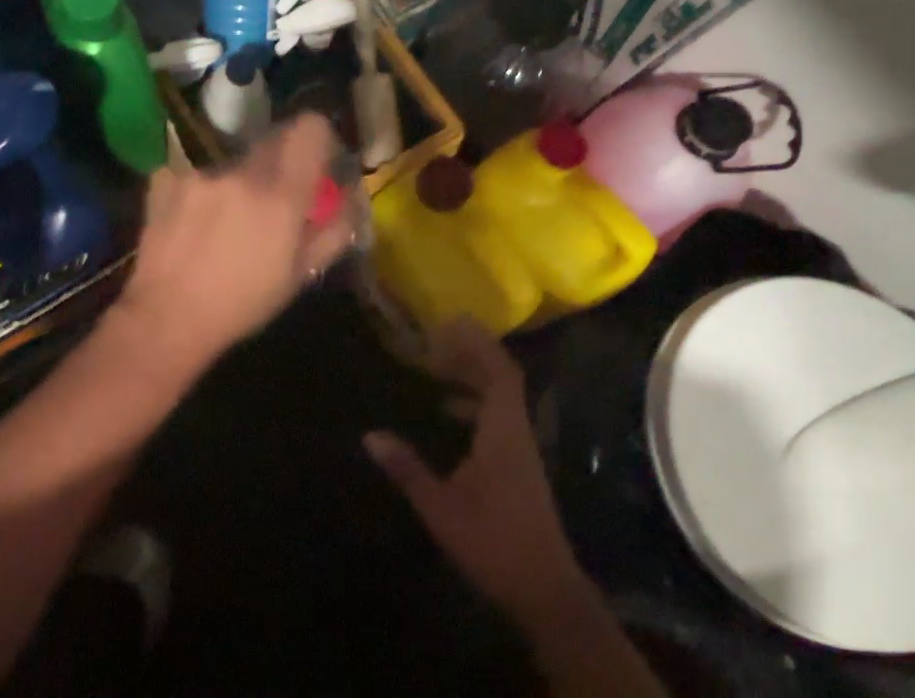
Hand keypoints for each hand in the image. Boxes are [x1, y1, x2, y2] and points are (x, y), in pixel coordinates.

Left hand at [113, 115, 352, 369]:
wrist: (167, 318)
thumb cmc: (243, 304)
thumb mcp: (300, 275)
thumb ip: (333, 230)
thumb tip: (349, 198)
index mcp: (282, 196)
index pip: (309, 129)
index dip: (315, 139)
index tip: (312, 160)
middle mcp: (241, 174)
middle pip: (269, 144)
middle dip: (275, 168)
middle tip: (268, 206)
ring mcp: (199, 175)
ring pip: (230, 166)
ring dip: (234, 186)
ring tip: (221, 228)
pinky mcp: (164, 180)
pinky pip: (192, 176)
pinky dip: (195, 194)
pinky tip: (189, 225)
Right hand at [364, 319, 580, 622]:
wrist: (544, 590)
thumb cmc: (492, 542)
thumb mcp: (440, 506)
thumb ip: (407, 468)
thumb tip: (370, 434)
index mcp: (504, 433)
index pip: (500, 373)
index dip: (478, 344)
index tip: (450, 323)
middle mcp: (518, 434)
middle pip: (502, 380)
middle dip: (470, 356)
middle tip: (433, 343)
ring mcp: (522, 453)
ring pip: (501, 401)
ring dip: (472, 381)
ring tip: (434, 373)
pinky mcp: (520, 470)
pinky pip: (499, 421)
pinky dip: (474, 408)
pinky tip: (447, 419)